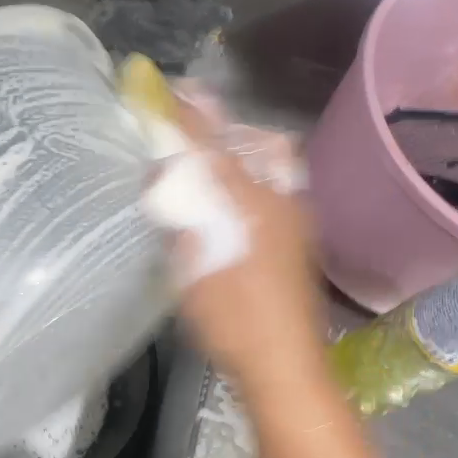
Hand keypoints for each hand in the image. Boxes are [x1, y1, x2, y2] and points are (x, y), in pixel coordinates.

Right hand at [157, 95, 327, 388]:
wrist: (281, 364)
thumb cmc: (235, 316)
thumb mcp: (196, 263)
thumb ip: (183, 212)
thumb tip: (167, 172)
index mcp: (255, 200)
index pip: (216, 145)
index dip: (190, 119)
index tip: (169, 94)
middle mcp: (280, 201)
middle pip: (257, 146)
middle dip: (222, 132)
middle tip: (188, 132)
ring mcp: (290, 224)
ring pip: (266, 171)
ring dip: (234, 158)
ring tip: (201, 168)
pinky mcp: (288, 246)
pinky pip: (266, 196)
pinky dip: (242, 186)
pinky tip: (221, 210)